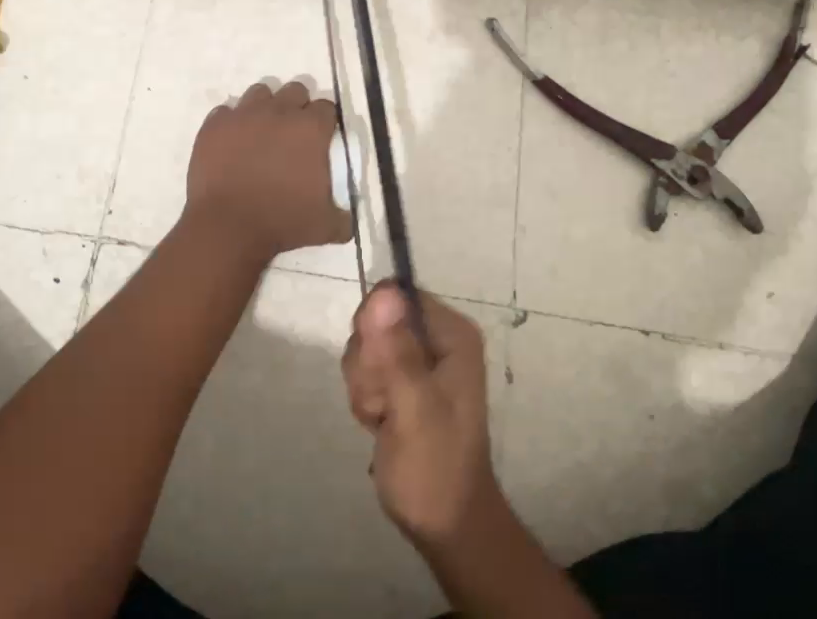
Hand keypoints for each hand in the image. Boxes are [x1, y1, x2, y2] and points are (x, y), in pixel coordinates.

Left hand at [183, 80, 353, 259]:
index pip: (327, 108)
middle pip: (294, 91)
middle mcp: (278, 112)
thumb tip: (348, 218)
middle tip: (293, 132)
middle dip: (297, 106)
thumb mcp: (326, 225)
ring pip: (259, 93)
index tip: (322, 136)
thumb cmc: (282, 221)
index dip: (325, 121)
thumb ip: (343, 216)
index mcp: (310, 129)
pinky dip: (232, 123)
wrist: (229, 226)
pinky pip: (226, 112)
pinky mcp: (214, 125)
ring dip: (265, 107)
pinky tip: (233, 141)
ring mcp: (243, 115)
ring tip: (262, 131)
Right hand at [342, 283, 500, 545]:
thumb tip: (383, 294)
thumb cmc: (434, 468)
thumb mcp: (414, 409)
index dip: (373, 328)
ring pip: (365, 345)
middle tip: (384, 404)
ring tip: (384, 418)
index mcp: (452, 334)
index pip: (394, 295)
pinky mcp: (405, 380)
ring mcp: (421, 359)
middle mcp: (438, 338)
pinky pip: (366, 367)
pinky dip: (366, 396)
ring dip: (364, 384)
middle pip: (375, 320)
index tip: (378, 371)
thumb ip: (396, 352)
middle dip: (367, 364)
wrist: (445, 523)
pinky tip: (380, 422)